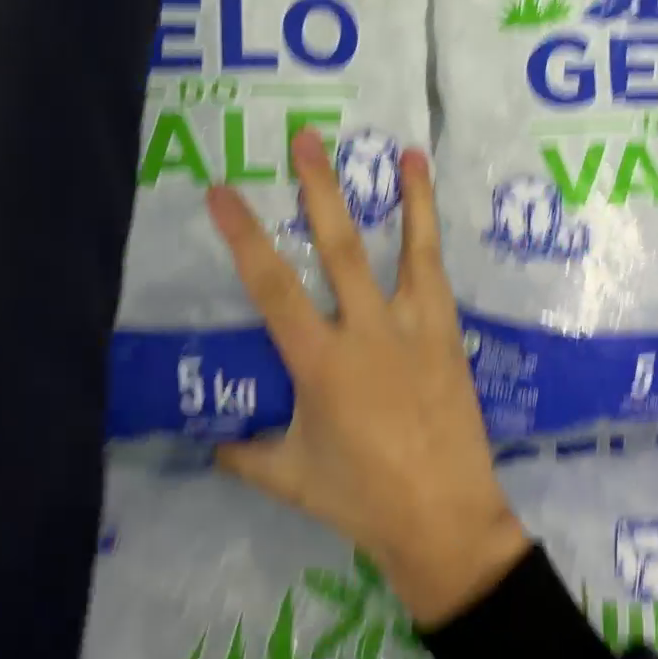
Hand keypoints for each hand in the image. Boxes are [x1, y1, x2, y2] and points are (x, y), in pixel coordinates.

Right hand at [205, 130, 530, 626]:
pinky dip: (432, 236)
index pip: (270, 287)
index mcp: (319, 363)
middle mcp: (366, 332)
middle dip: (318, 190)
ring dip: (402, 197)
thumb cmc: (362, 500)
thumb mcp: (290, 478)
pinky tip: (429, 206)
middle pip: (339, 248)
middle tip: (305, 139)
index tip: (220, 190)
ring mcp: (413, 329)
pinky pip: (437, 276)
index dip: (242, 235)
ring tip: (403, 149)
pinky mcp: (446, 335)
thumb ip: (246, 452)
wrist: (445, 519)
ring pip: (404, 250)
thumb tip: (211, 440)